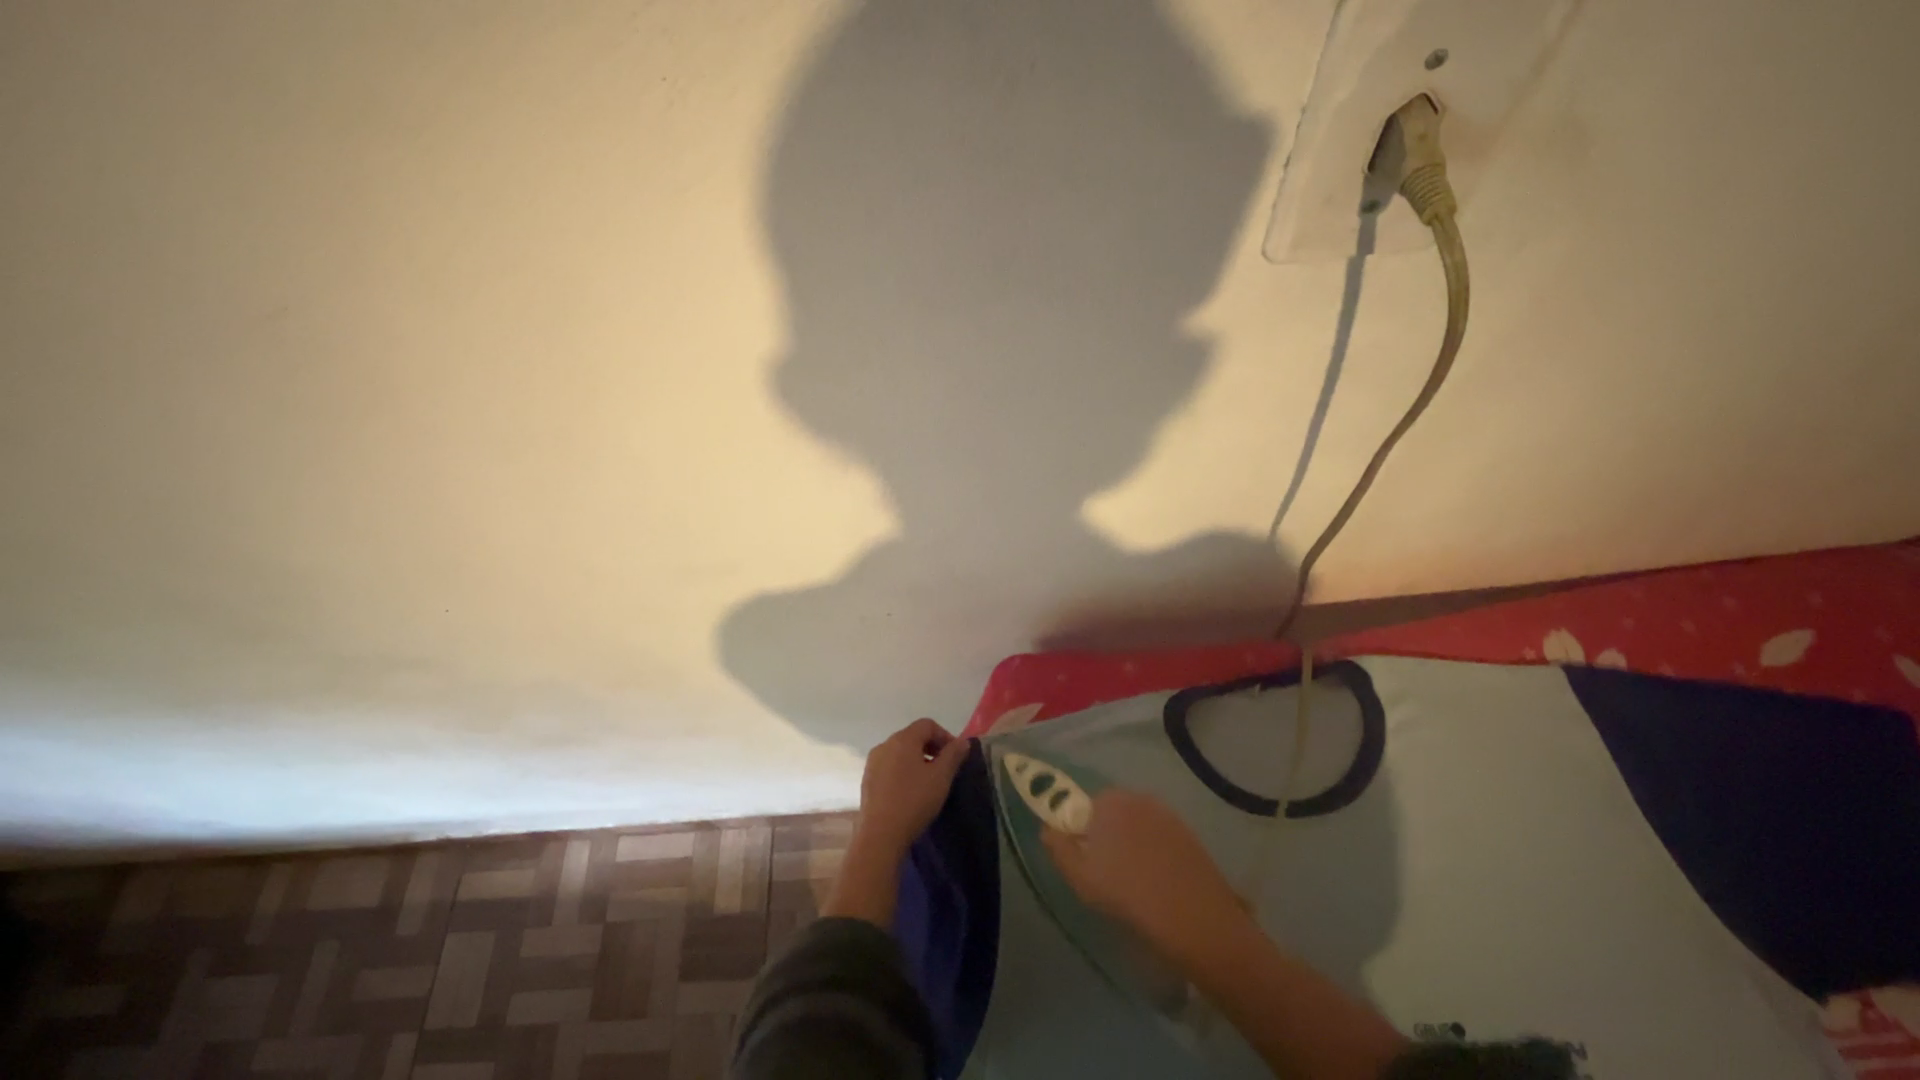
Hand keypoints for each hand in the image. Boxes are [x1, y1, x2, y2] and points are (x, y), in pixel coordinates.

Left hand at [853, 718, 969, 857]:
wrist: (880, 834)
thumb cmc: (914, 801)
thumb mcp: (941, 777)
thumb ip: (953, 755)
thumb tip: (963, 741)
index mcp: (903, 739)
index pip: (927, 724)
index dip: (945, 736)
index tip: (956, 756)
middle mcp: (885, 745)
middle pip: (912, 736)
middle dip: (931, 747)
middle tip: (945, 768)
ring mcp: (873, 762)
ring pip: (900, 752)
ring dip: (917, 760)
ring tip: (929, 781)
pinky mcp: (867, 779)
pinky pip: (889, 766)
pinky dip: (903, 771)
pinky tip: (910, 792)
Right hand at [1042, 790, 1250, 965]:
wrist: (1195, 919)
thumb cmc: (1128, 895)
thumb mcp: (1080, 878)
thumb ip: (1058, 847)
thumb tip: (1047, 827)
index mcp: (1109, 802)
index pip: (1081, 805)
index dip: (1078, 830)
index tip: (1082, 858)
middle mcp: (1139, 798)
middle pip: (1110, 811)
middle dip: (1104, 832)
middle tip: (1104, 871)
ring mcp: (1168, 814)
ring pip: (1136, 823)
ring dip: (1130, 841)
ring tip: (1132, 878)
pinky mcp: (1189, 833)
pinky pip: (1159, 835)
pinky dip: (1153, 850)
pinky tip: (1156, 879)